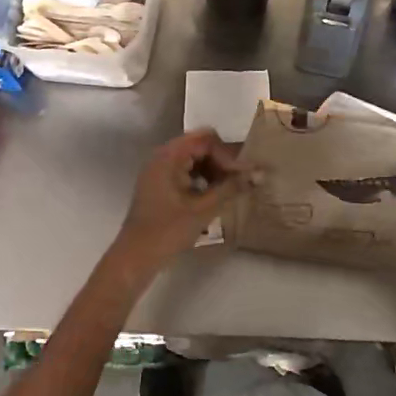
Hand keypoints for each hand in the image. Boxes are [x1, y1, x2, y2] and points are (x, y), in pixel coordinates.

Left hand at [110, 129, 244, 272]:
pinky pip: (184, 171)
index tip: (242, 177)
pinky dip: (200, 179)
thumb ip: (232, 188)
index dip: (227, 156)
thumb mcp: (204, 209)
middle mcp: (162, 156)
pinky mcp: (158, 183)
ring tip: (227, 191)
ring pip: (193, 159)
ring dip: (212, 171)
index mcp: (169, 156)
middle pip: (199, 146)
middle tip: (238, 183)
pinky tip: (210, 197)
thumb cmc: (169, 230)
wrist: (136, 256)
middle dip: (221, 162)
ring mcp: (158, 169)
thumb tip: (259, 174)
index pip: (206, 140)